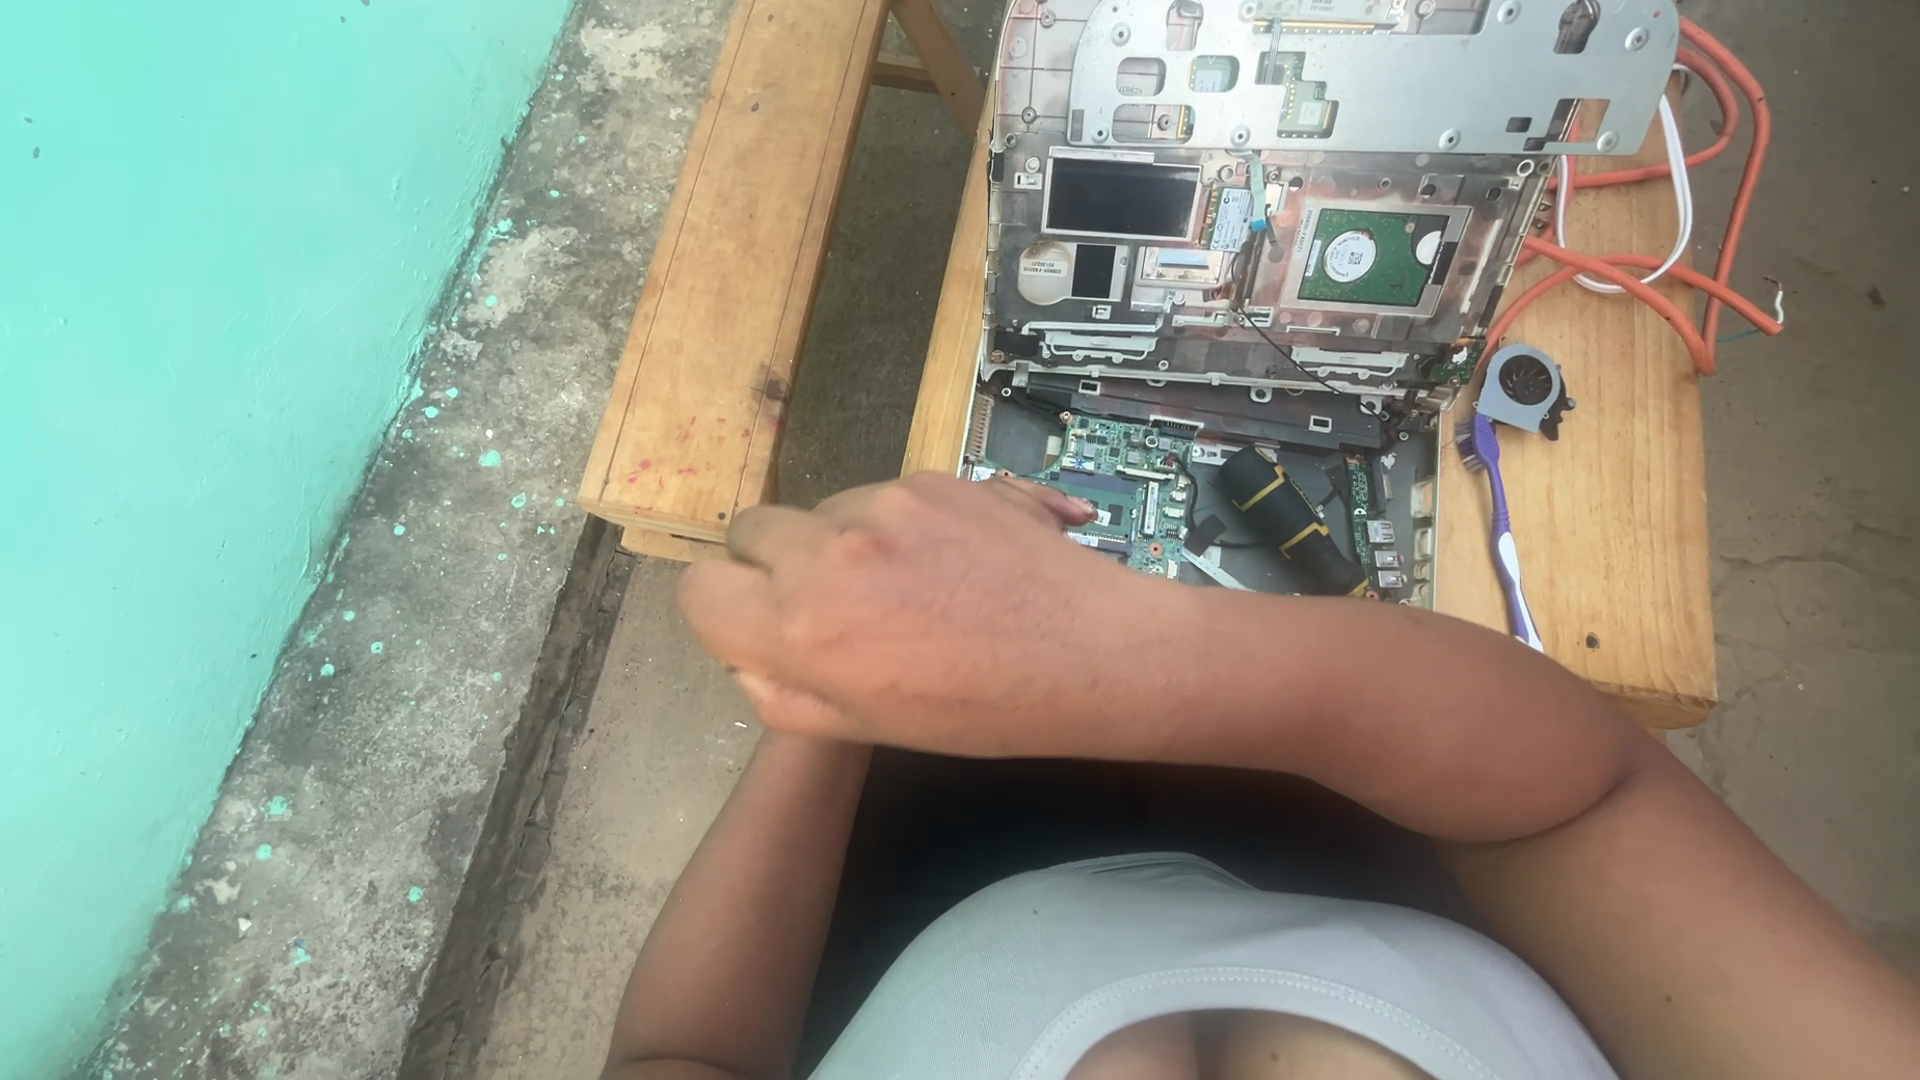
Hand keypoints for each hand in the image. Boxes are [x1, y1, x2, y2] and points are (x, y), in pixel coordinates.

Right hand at [676, 472, 1195, 757]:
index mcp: (800, 628)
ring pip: (824, 508)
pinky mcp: (933, 475)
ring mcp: (885, 502)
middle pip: (751, 529)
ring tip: (914, 582)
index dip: (726, 608)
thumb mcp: (864, 727)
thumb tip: (747, 647)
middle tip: (837, 597)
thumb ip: (779, 690)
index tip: (763, 620)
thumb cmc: (980, 710)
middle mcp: (829, 550)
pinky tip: (951, 557)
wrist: (1089, 652)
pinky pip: (884, 495)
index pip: (699, 589)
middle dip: (776, 562)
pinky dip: (899, 522)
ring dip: (845, 540)